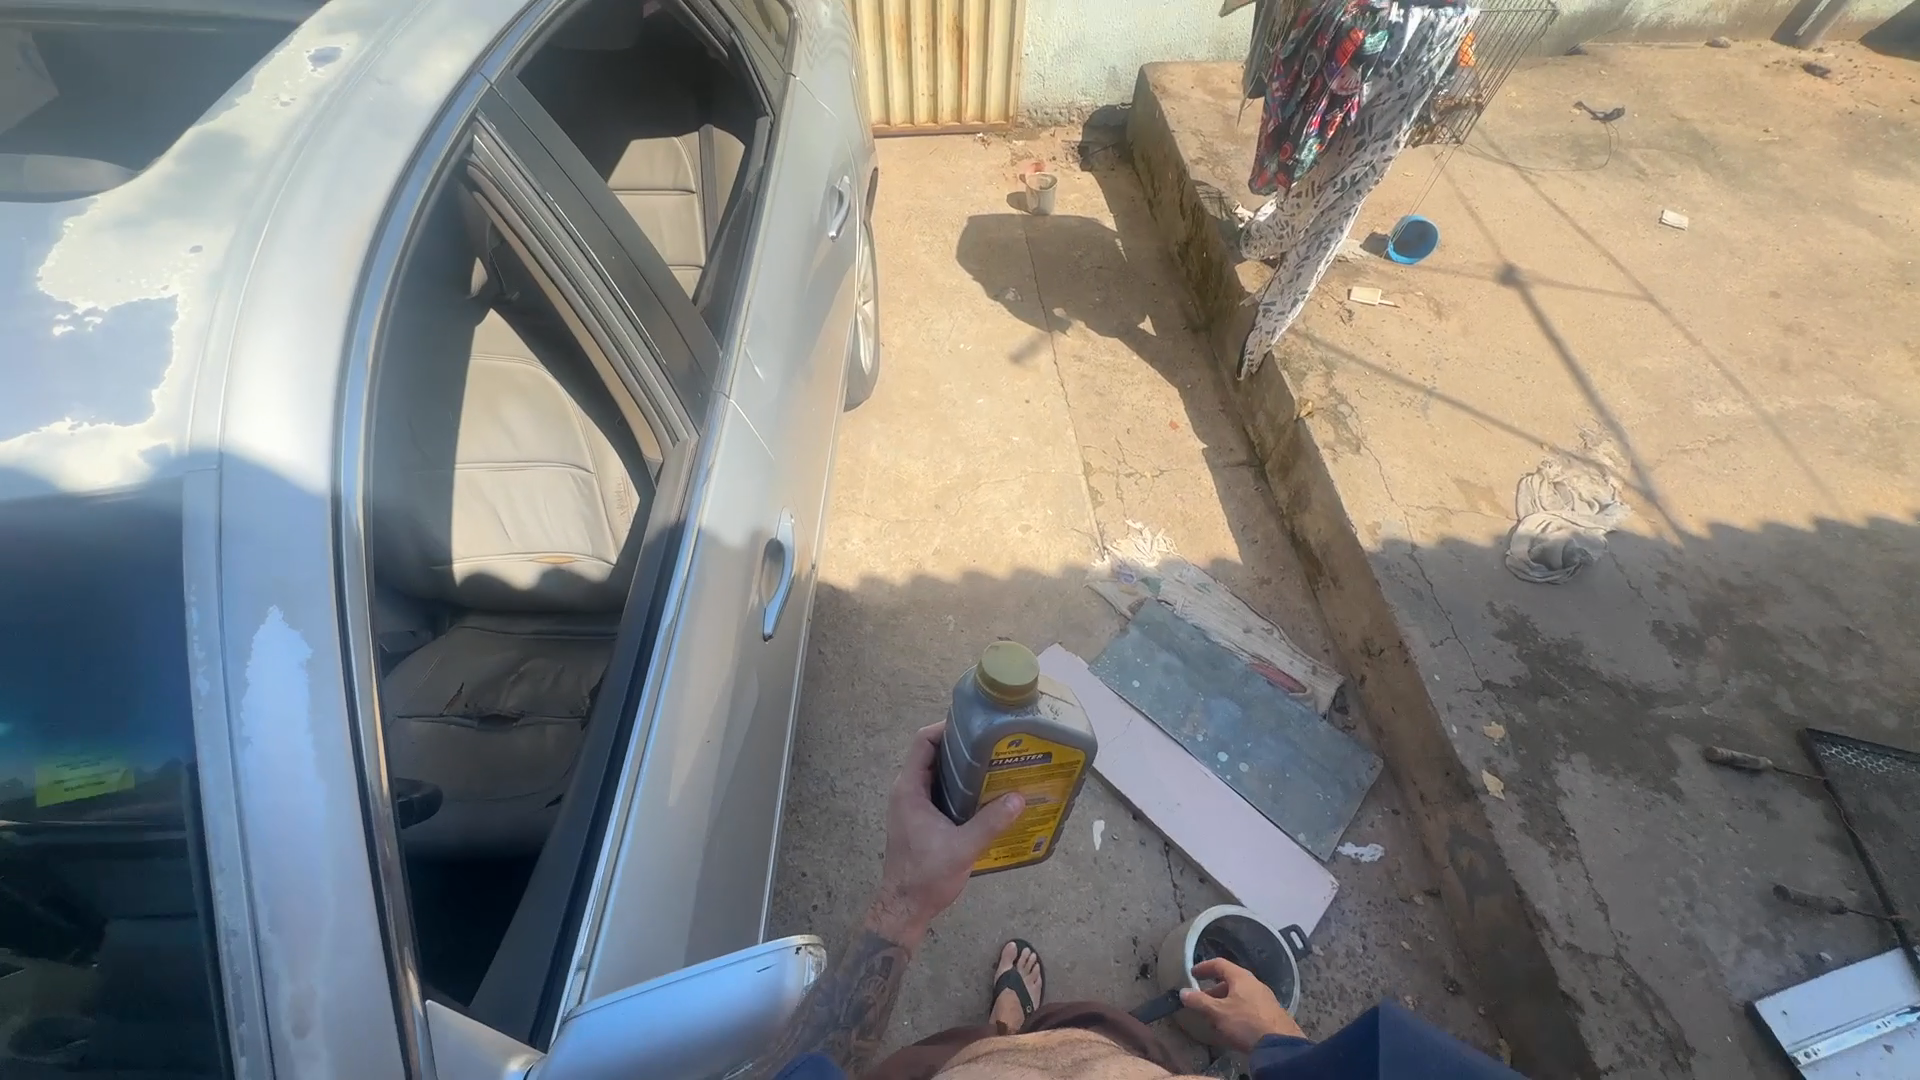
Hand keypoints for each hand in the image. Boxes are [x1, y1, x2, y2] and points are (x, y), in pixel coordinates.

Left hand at [866, 723, 1024, 946]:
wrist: (904, 909)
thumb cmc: (925, 877)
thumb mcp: (962, 849)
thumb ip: (990, 822)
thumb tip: (1019, 798)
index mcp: (909, 789)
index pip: (923, 742)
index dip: (946, 728)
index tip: (974, 726)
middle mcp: (908, 791)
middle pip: (933, 754)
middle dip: (961, 747)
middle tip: (993, 744)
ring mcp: (913, 805)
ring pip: (938, 774)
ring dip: (962, 768)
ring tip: (995, 765)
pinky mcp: (922, 819)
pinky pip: (941, 791)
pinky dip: (960, 787)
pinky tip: (986, 795)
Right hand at [1178, 957, 1304, 1053]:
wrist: (1282, 1047)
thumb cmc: (1246, 1024)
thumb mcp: (1218, 1013)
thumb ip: (1199, 1002)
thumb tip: (1183, 992)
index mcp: (1241, 977)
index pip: (1219, 964)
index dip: (1204, 967)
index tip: (1193, 973)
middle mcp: (1255, 983)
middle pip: (1230, 980)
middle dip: (1214, 990)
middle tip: (1203, 999)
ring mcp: (1266, 999)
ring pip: (1241, 995)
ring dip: (1226, 1002)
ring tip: (1217, 1017)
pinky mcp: (1274, 1014)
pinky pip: (1250, 1006)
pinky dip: (1238, 1011)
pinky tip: (1235, 1027)